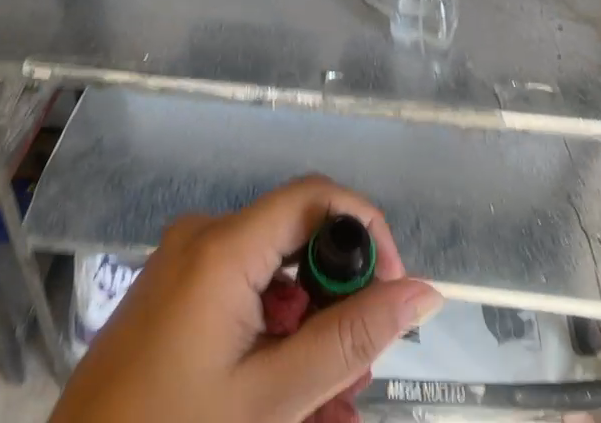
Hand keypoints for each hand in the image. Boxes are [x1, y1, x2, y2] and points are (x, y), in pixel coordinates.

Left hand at [51, 176, 444, 422]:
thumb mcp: (272, 397)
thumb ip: (350, 340)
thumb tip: (425, 291)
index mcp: (222, 245)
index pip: (317, 197)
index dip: (365, 234)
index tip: (389, 298)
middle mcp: (203, 237)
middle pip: (300, 242)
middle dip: (339, 304)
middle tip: (355, 376)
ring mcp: (185, 266)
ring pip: (277, 278)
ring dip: (312, 333)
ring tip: (329, 404)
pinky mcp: (175, 294)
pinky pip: (246, 297)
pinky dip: (277, 337)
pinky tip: (291, 397)